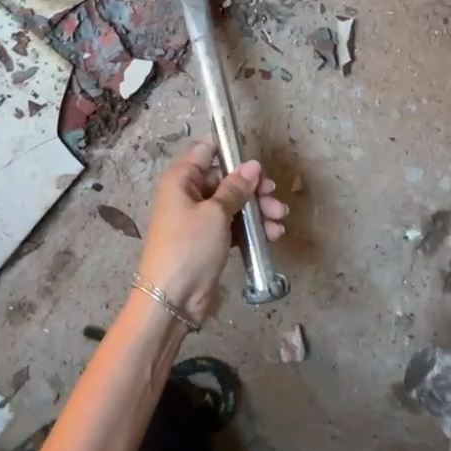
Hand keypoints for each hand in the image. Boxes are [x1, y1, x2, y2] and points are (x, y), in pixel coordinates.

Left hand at [135, 139, 288, 324]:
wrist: (171, 300)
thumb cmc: (189, 247)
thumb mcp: (215, 213)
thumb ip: (235, 188)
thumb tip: (252, 165)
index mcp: (181, 178)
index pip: (206, 150)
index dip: (230, 150)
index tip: (256, 158)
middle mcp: (188, 193)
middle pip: (225, 179)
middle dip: (253, 188)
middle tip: (275, 198)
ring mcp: (198, 219)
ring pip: (233, 204)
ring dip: (257, 210)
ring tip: (279, 220)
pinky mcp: (208, 241)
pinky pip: (233, 226)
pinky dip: (251, 229)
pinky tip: (272, 235)